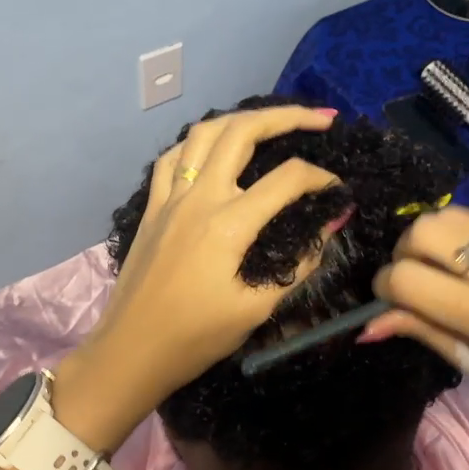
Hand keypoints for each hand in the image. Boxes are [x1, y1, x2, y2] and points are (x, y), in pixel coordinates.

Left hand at [62, 106, 344, 433]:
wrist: (129, 352)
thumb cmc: (194, 338)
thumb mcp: (255, 309)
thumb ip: (298, 264)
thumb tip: (331, 227)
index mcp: (227, 224)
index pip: (286, 179)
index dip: (321, 179)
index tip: (339, 190)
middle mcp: (198, 198)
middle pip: (242, 132)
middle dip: (287, 117)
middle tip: (322, 118)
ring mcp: (170, 197)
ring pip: (204, 133)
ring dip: (242, 119)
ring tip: (272, 121)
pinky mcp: (152, 206)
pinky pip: (174, 156)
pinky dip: (200, 141)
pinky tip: (216, 147)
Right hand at [363, 201, 468, 416]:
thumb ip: (428, 336)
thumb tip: (368, 323)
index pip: (405, 280)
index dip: (386, 287)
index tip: (394, 297)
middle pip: (421, 231)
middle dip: (406, 253)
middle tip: (420, 275)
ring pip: (453, 215)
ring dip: (442, 239)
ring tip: (461, 265)